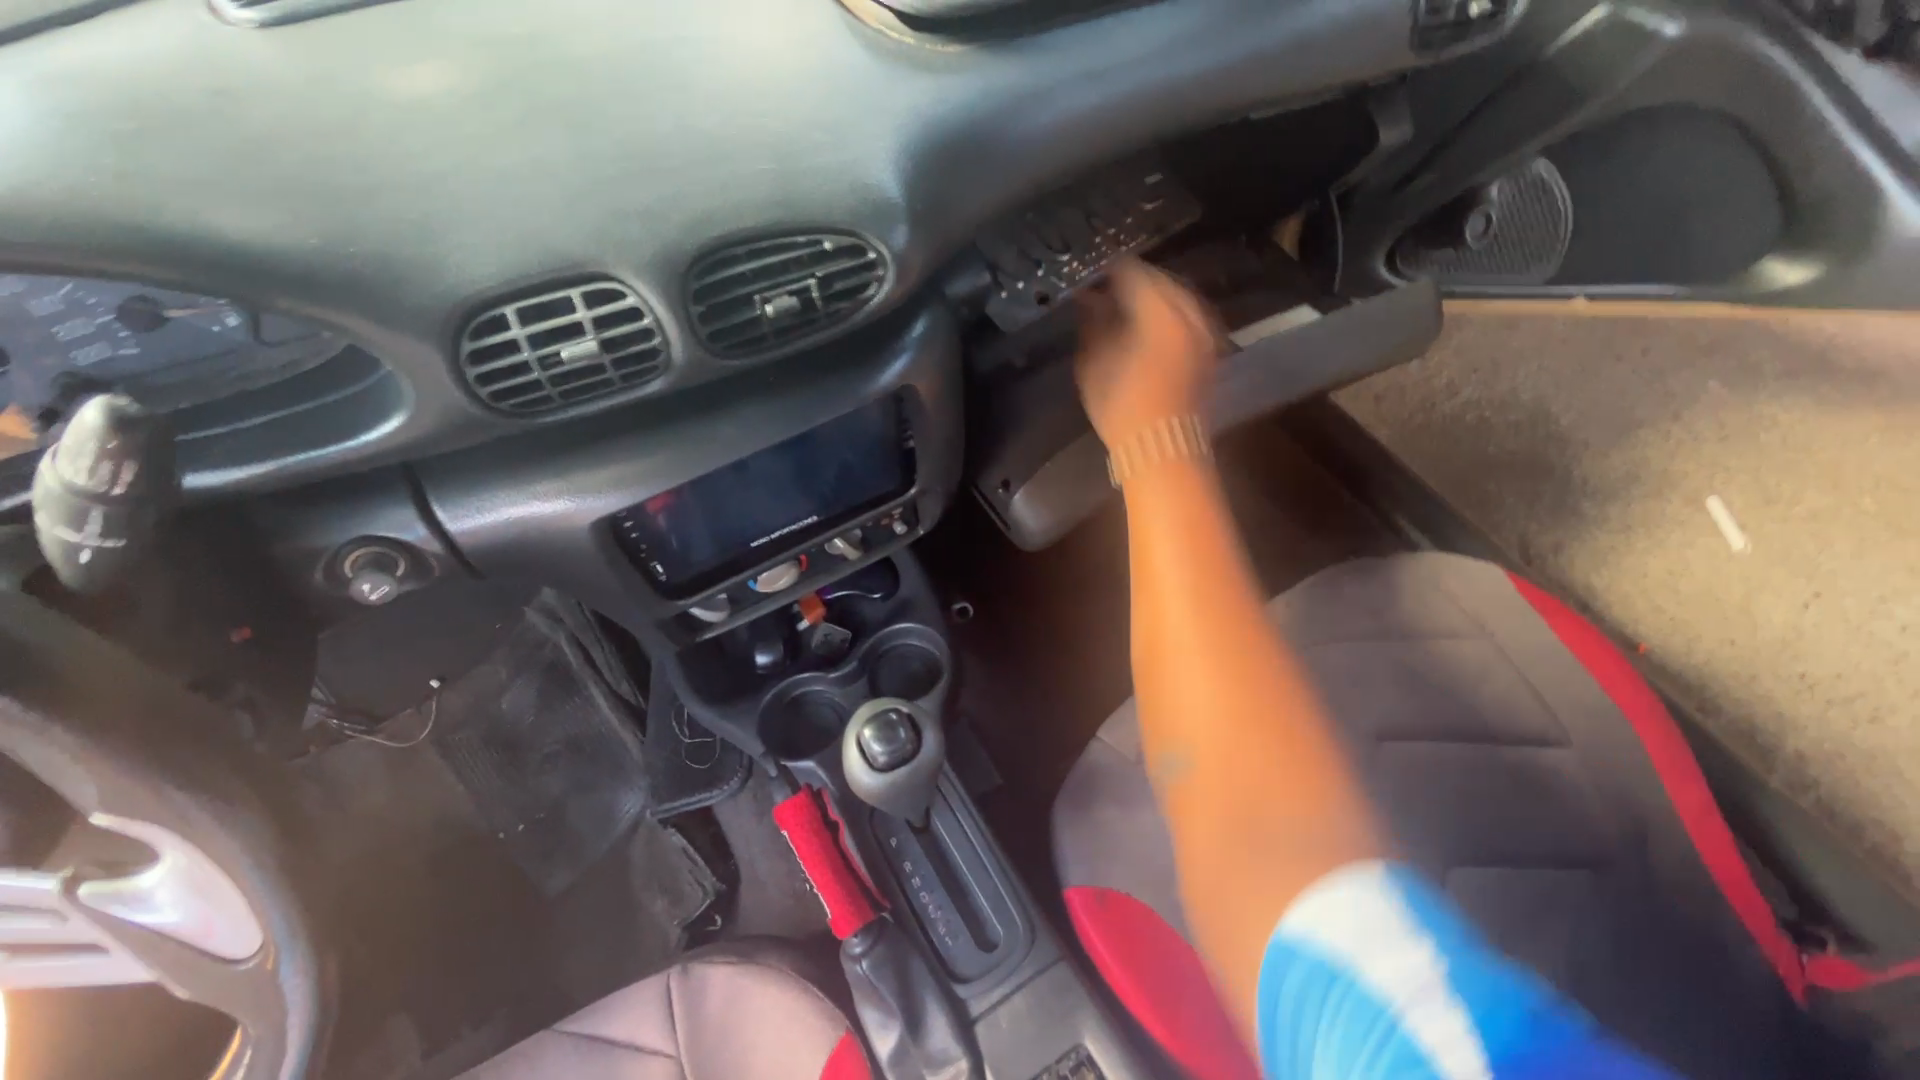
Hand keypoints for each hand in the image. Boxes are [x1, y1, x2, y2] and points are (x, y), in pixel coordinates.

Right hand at [1073, 258, 1219, 449]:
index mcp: (1161, 312)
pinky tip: (1154, 325)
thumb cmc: (1122, 407)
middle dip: (1136, 282)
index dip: (1109, 271)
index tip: (1092, 274)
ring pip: (1180, 298)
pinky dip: (1172, 315)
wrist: (1163, 448)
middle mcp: (1190, 313)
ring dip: (1156, 297)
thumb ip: (1093, 321)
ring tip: (1130, 305)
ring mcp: (1206, 331)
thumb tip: (1089, 297)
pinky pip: (1191, 317)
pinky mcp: (1212, 350)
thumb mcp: (1094, 362)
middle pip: (1161, 281)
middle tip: (1109, 288)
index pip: (1133, 272)